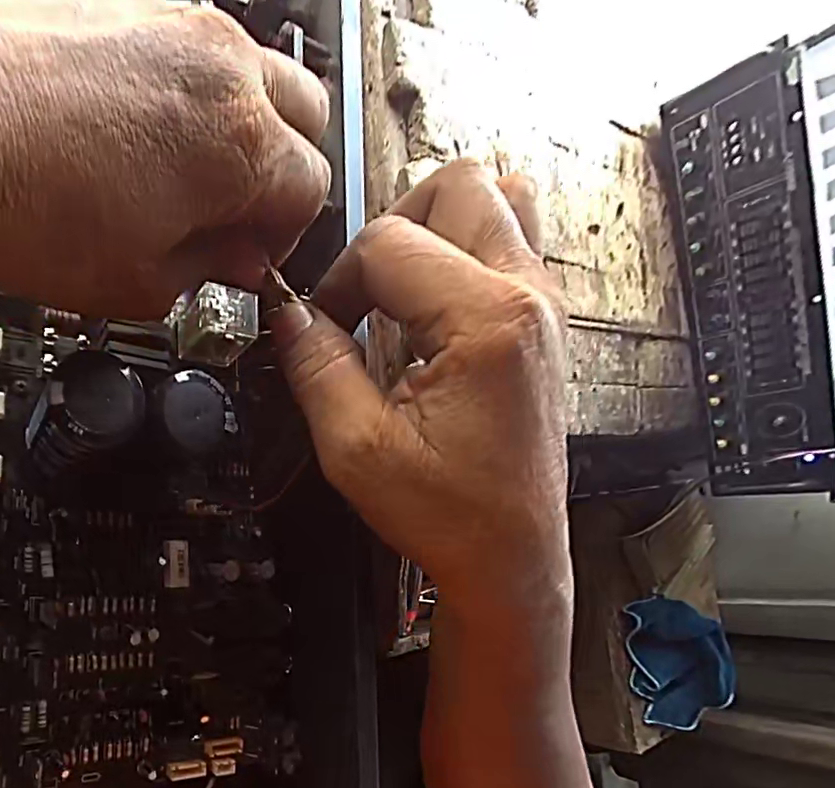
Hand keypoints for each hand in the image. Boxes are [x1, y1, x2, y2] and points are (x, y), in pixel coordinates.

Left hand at [0, 0, 331, 317]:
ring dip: (241, 128)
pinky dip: (188, 94)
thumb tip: (241, 258)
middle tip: (236, 213)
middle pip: (304, 116)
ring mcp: (168, 16)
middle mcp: (218, 63)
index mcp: (238, 143)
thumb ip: (211, 267)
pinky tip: (142, 135)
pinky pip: (186, 47)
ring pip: (252, 72)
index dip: (285, 235)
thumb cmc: (15, 210)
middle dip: (283, 172)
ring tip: (185, 175)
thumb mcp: (140, 281)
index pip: (311, 190)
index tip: (248, 255)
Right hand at [269, 162, 608, 787]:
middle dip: (393, 223)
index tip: (321, 333)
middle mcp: (529, 294)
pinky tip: (434, 312)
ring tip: (401, 290)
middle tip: (365, 290)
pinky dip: (464, 254)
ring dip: (436, 228)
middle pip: (458, 183)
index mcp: (486, 319)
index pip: (389, 243)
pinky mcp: (545, 328)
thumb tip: (289, 314)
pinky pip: (512, 245)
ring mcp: (546, 307)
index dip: (337, 280)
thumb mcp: (357, 450)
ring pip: (497, 200)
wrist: (513, 558)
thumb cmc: (445, 514)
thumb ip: (316, 367)